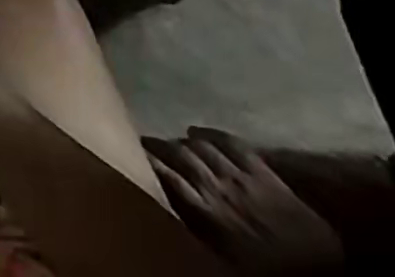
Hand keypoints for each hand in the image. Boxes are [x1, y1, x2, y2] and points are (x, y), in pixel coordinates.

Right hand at [145, 129, 344, 276]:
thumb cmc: (265, 271)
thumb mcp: (220, 256)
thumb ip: (194, 226)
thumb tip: (169, 207)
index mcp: (204, 211)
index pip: (164, 174)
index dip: (145, 159)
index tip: (129, 151)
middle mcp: (216, 187)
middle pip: (178, 154)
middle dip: (157, 145)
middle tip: (143, 141)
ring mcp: (242, 176)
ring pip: (201, 147)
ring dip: (182, 141)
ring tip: (171, 140)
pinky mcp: (265, 173)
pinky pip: (232, 143)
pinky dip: (212, 134)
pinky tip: (198, 131)